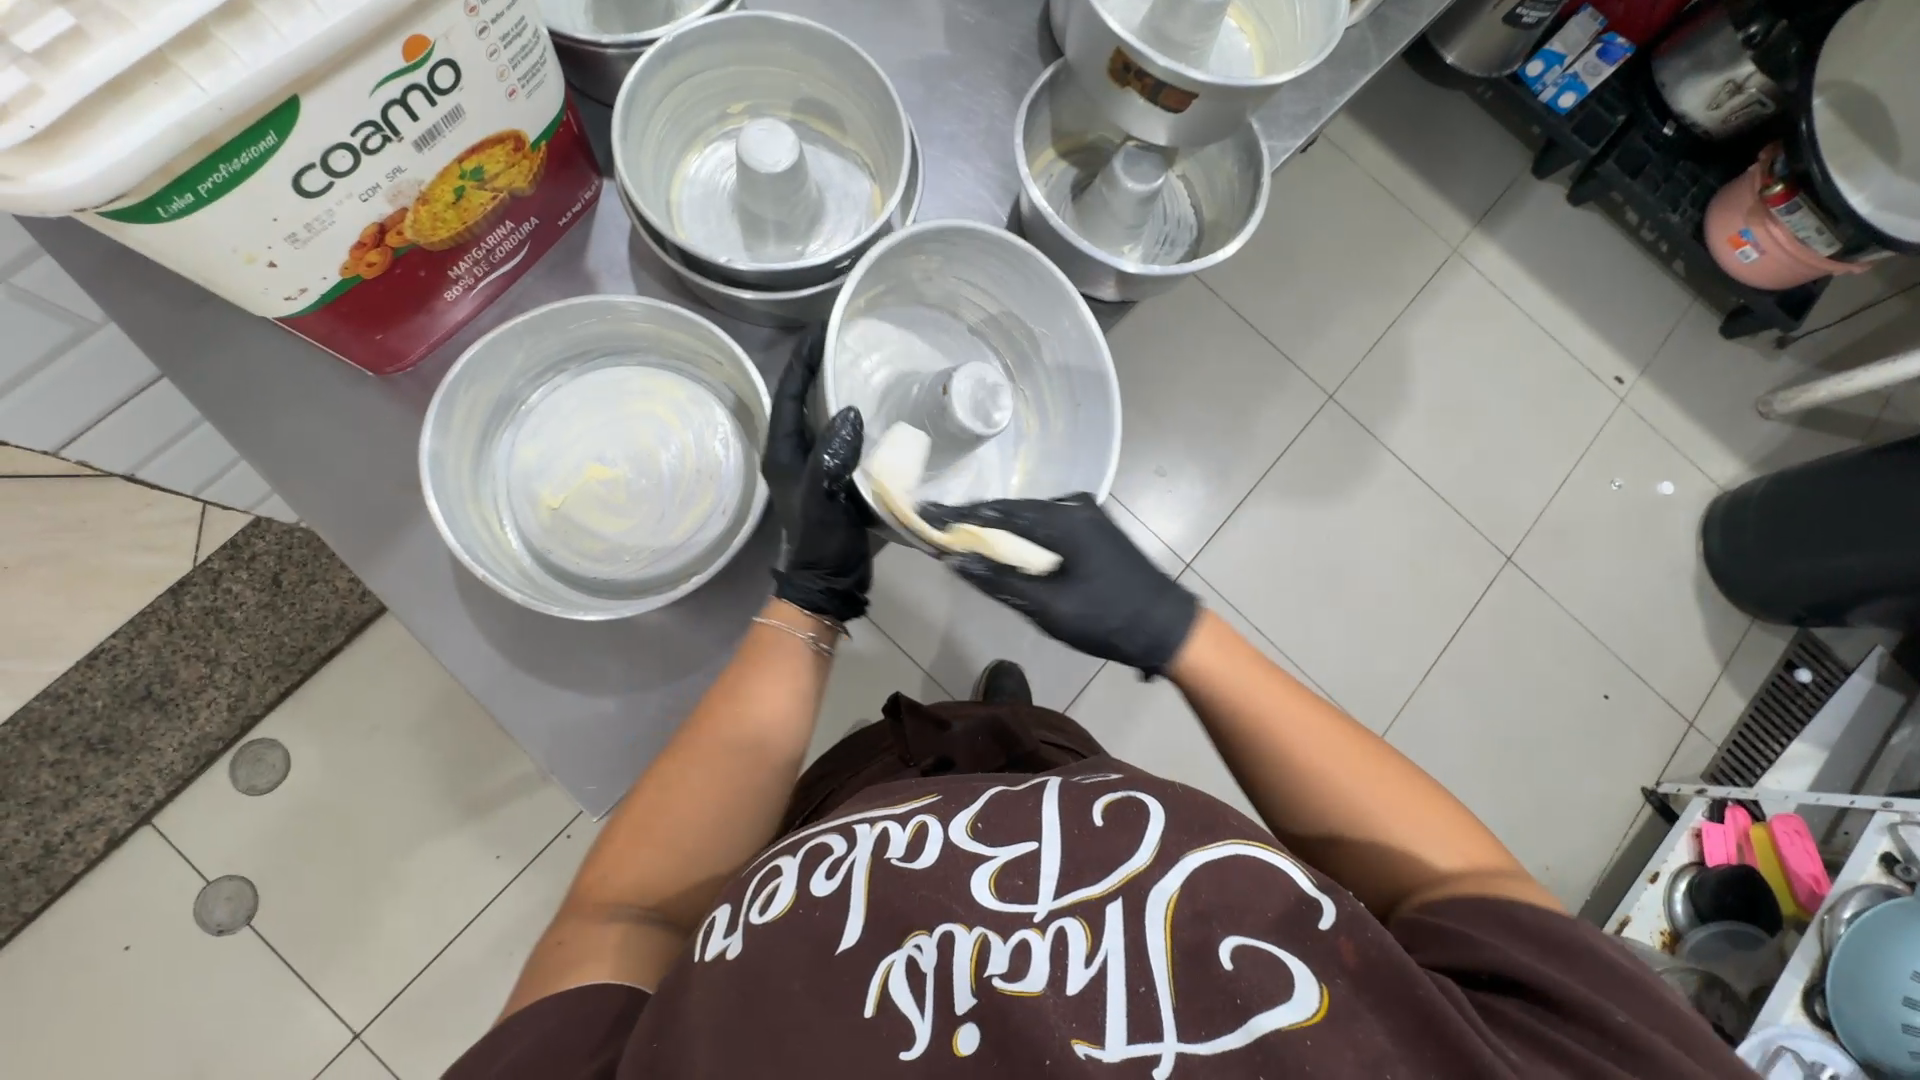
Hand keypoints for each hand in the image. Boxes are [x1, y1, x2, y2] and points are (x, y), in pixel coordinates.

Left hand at [762, 337, 872, 622]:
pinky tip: (886, 407)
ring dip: (841, 388)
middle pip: (804, 397)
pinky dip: (862, 416)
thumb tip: (848, 410)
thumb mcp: (823, 497)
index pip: (788, 391)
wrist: (831, 582)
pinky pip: (847, 434)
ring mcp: (817, 463)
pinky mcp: (838, 475)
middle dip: (822, 365)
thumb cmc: (821, 541)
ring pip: (826, 414)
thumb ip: (831, 455)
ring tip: (869, 363)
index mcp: (783, 450)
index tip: (823, 327)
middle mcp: (796, 451)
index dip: (803, 358)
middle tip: (850, 338)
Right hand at [921, 494, 1197, 674]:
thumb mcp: (1047, 607)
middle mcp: (1074, 506)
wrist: (1167, 628)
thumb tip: (956, 559)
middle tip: (939, 529)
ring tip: (963, 538)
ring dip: (999, 529)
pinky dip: (1022, 535)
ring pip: (1029, 517)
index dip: (958, 515)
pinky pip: (1047, 525)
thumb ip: (1000, 581)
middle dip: (976, 520)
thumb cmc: (1107, 620)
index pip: (998, 511)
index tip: (925, 515)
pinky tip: (1005, 547)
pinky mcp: (1094, 527)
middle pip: (1013, 510)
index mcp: (1063, 520)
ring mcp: (1088, 514)